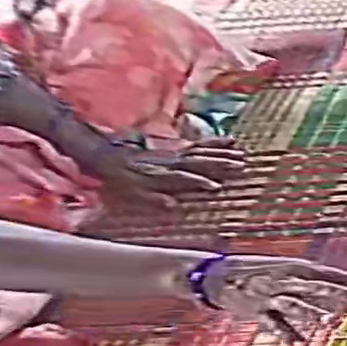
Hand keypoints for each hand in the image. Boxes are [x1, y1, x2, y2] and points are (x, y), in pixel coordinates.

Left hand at [93, 137, 245, 207]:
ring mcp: (177, 152)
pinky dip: (218, 141)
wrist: (104, 154)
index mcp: (161, 172)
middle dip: (220, 163)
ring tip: (242, 155)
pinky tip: (232, 140)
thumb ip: (152, 198)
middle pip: (199, 161)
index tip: (217, 187)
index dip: (199, 181)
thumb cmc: (120, 177)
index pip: (184, 177)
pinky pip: (201, 143)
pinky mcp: (179, 147)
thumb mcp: (129, 190)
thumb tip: (174, 205)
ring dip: (223, 152)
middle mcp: (172, 160)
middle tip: (241, 166)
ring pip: (203, 152)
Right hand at [200, 255, 346, 341]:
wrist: (212, 276)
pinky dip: (284, 333)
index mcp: (297, 268)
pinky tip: (297, 342)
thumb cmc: (263, 271)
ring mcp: (268, 297)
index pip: (330, 274)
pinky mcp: (254, 312)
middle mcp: (284, 281)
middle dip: (337, 293)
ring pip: (293, 305)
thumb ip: (319, 277)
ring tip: (328, 321)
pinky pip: (270, 324)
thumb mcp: (291, 268)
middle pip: (315, 287)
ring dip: (311, 313)